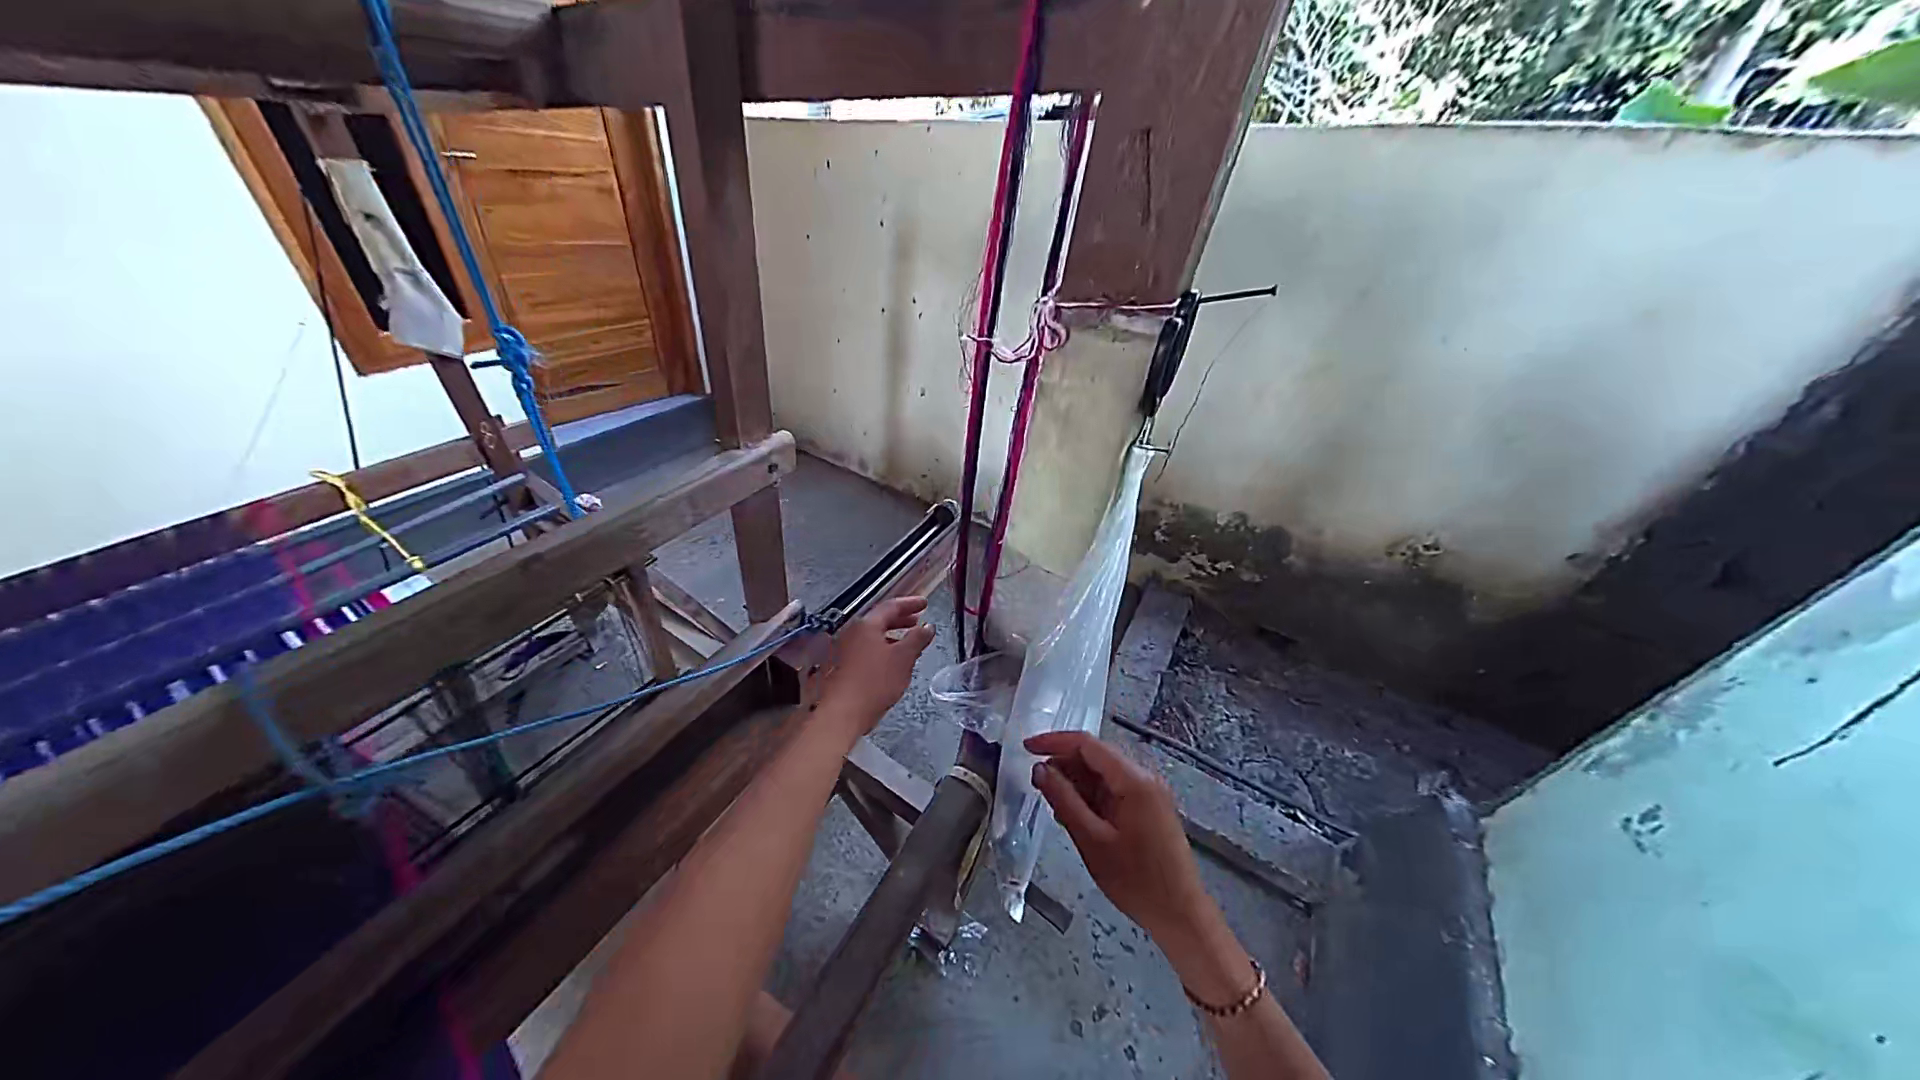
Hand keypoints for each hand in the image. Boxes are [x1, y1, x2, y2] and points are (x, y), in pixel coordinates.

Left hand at [814, 596, 935, 738]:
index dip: (910, 603)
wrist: (842, 713)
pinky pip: (866, 649)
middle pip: (879, 619)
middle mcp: (852, 633)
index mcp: (867, 625)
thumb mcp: (904, 658)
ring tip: (908, 642)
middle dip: (900, 618)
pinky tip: (891, 661)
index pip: (891, 606)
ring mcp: (845, 649)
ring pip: (872, 635)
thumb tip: (927, 627)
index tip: (923, 603)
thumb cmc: (873, 683)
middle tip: (917, 619)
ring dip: (892, 635)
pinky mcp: (842, 666)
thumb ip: (917, 639)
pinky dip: (882, 648)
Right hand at [1025, 730, 1209, 940]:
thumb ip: (1064, 799)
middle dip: (1063, 764)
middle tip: (1036, 783)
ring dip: (1076, 782)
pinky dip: (1091, 796)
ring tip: (1053, 802)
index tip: (1026, 748)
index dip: (1054, 741)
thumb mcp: (1092, 840)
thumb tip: (1040, 769)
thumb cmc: (1137, 881)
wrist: (1181, 915)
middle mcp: (1144, 778)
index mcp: (1134, 780)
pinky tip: (1075, 814)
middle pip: (1096, 756)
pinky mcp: (1149, 808)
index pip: (1087, 744)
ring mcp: (1149, 793)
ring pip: (1103, 773)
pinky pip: (1113, 790)